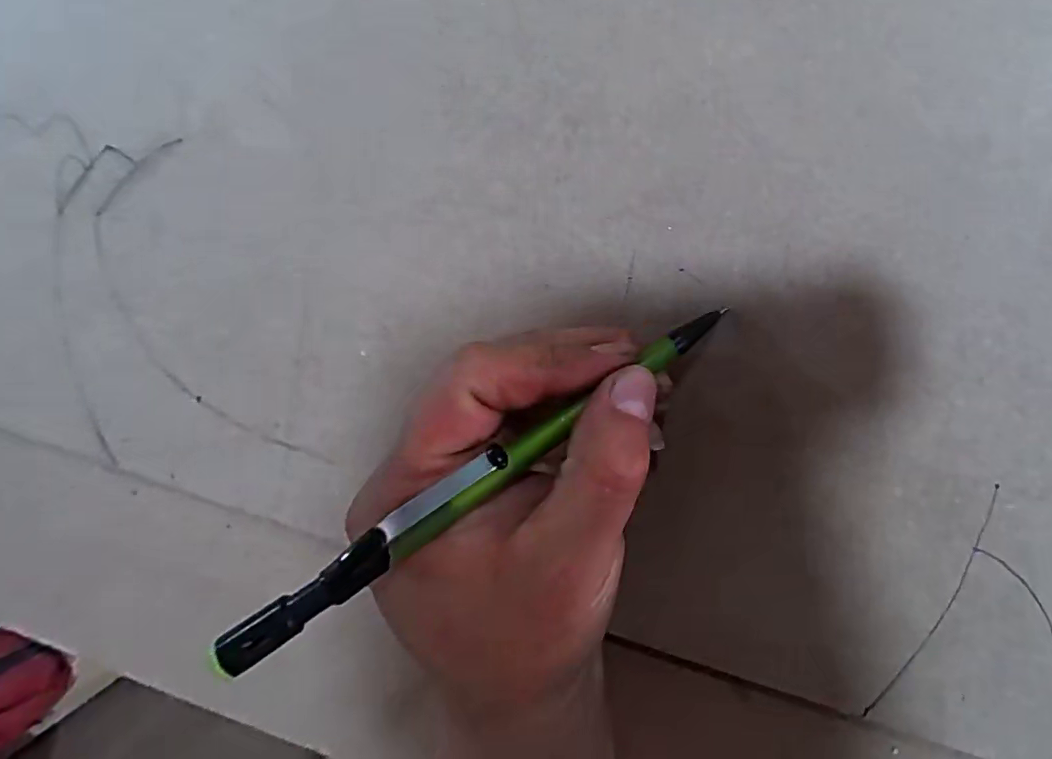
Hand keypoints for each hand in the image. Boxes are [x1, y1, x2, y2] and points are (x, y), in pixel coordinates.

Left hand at [346, 328, 659, 758]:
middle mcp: (421, 461)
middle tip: (641, 365)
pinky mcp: (486, 466)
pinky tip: (619, 410)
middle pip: (494, 375)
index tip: (621, 362)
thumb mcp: (575, 555)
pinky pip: (531, 411)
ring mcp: (453, 462)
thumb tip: (637, 379)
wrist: (523, 692)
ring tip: (641, 385)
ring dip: (583, 378)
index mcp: (410, 484)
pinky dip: (581, 402)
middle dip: (574, 362)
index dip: (548, 359)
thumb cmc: (534, 636)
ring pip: (517, 386)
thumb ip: (605, 466)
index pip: (469, 383)